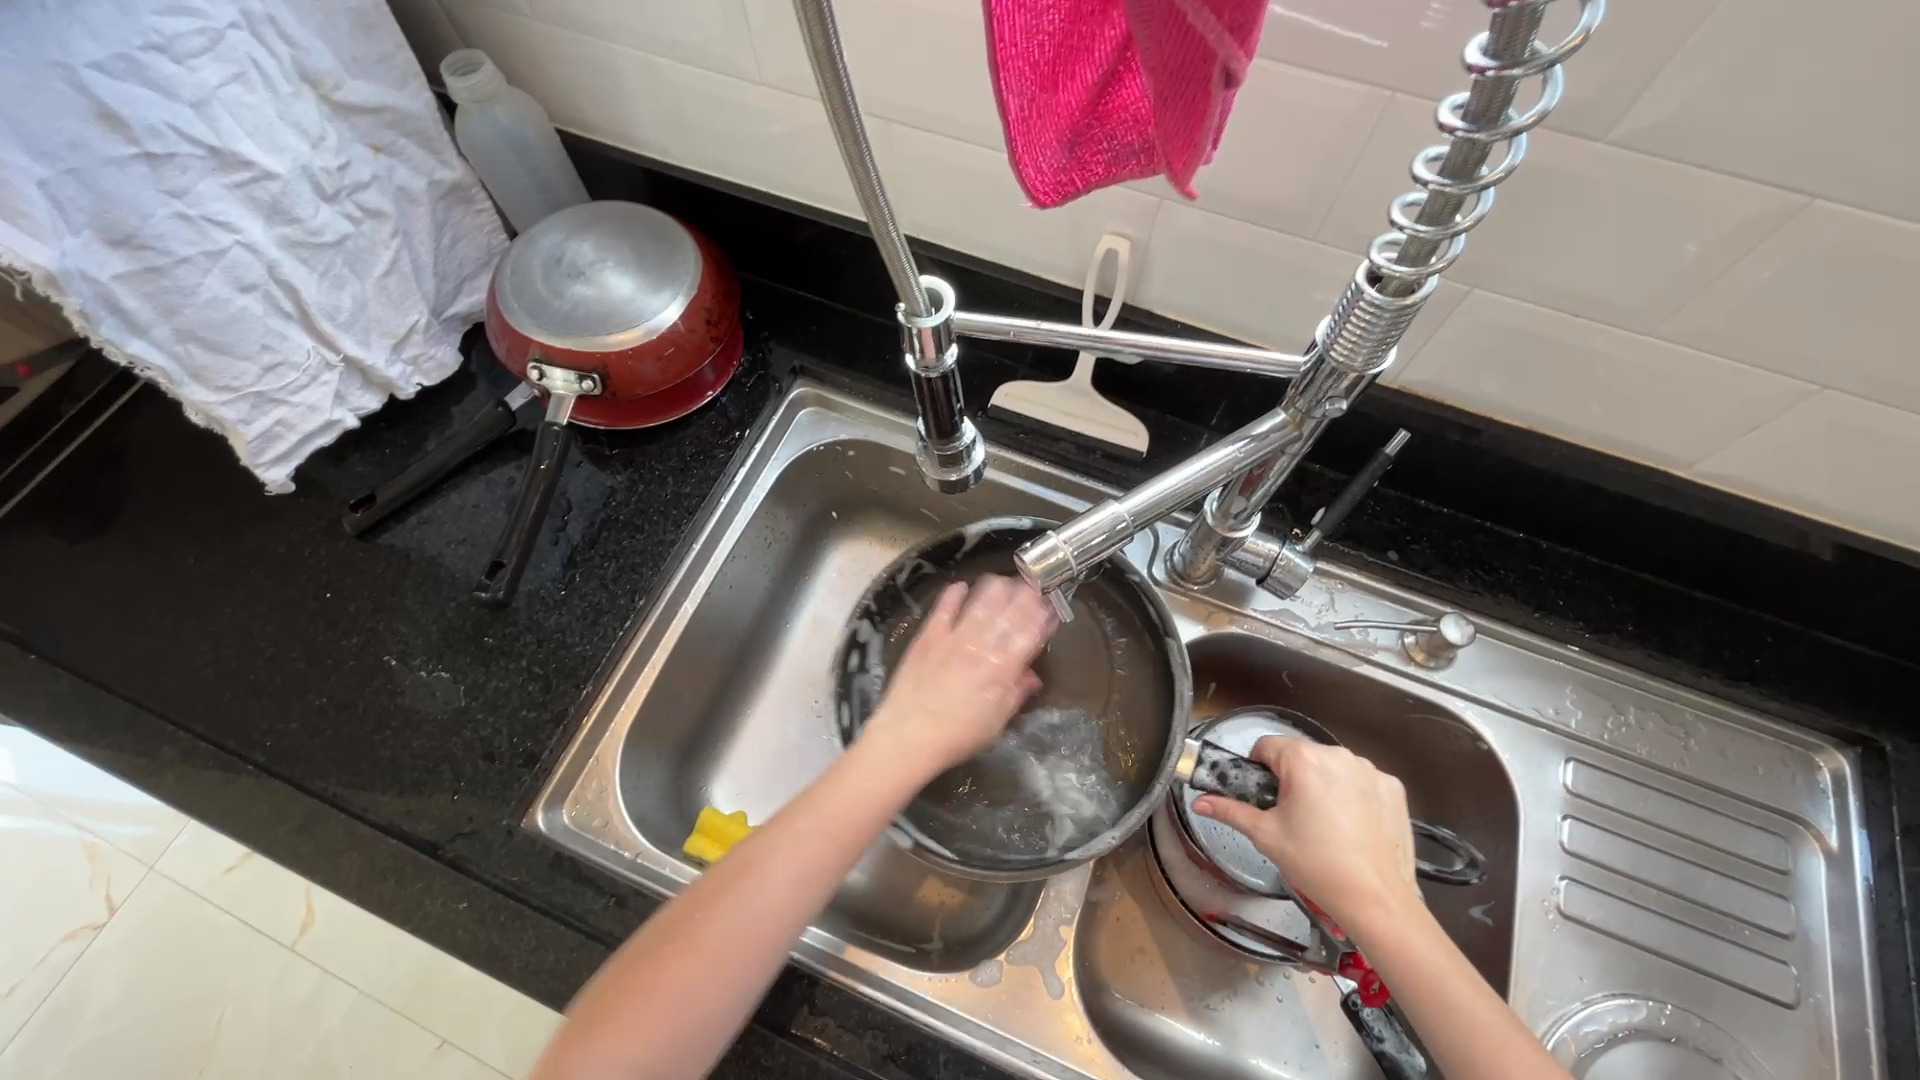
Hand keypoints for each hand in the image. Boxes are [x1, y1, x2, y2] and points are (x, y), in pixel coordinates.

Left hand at [859, 575, 1057, 778]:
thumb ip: (1016, 694)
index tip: (1051, 604)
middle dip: (1025, 594)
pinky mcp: (928, 636)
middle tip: (1033, 583)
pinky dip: (954, 594)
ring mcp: (954, 637)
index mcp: (1003, 668)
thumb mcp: (997, 722)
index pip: (1031, 632)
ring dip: (995, 588)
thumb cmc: (958, 735)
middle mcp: (982, 646)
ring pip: (981, 603)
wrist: (909, 736)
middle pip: (1009, 611)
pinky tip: (961, 586)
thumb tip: (1032, 676)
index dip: (1044, 615)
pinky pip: (944, 608)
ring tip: (1004, 580)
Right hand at [1193, 737, 1420, 934]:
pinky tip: (1350, 824)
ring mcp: (1370, 771)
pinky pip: (1361, 780)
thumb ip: (1229, 811)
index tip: (1264, 795)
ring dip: (1322, 784)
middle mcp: (1338, 756)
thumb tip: (1201, 802)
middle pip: (1300, 755)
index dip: (1258, 768)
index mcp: (1303, 761)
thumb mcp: (1265, 835)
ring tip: (1322, 823)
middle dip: (1291, 779)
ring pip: (1331, 767)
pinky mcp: (1392, 788)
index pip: (1266, 745)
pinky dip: (1352, 795)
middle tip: (1291, 816)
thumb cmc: (1319, 866)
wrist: (1376, 899)